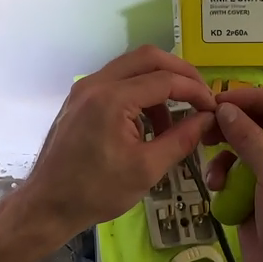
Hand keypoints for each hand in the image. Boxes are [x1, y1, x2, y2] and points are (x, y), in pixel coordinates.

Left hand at [12, 46, 217, 241]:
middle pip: (147, 58)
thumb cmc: (96, 191)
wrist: (47, 204)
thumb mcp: (147, 169)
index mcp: (111, 98)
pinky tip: (147, 127)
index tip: (214, 107)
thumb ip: (181, 139)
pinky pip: (116, 81)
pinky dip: (138, 93)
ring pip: (131, 67)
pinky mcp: (80, 98)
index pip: (164, 79)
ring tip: (173, 123)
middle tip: (200, 97)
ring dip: (158, 85)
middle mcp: (96, 83)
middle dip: (179, 74)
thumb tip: (209, 119)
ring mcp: (84, 88)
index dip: (195, 91)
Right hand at [204, 89, 262, 261]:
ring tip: (213, 171)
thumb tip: (224, 110)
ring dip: (224, 156)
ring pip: (242, 148)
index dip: (255, 99)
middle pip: (260, 124)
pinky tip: (215, 187)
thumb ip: (251, 139)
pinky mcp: (254, 195)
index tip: (223, 100)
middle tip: (207, 126)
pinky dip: (222, 176)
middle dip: (234, 127)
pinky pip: (233, 172)